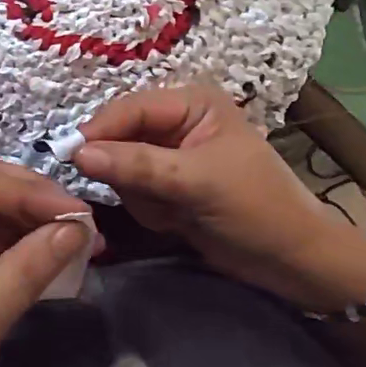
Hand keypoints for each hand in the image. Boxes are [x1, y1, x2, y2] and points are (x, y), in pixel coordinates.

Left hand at [0, 163, 99, 366]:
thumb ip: (27, 269)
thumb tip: (80, 228)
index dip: (31, 193)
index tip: (79, 212)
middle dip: (37, 201)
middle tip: (84, 220)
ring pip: (1, 216)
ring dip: (41, 223)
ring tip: (87, 237)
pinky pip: (5, 244)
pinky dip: (36, 247)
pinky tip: (67, 255)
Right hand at [71, 85, 365, 312]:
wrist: (292, 263)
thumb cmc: (257, 208)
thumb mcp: (196, 181)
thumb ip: (137, 165)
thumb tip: (78, 153)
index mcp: (192, 103)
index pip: (130, 108)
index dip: (100, 130)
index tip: (73, 156)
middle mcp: (176, 123)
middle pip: (120, 137)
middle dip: (128, 172)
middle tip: (145, 195)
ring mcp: (170, 157)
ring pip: (121, 169)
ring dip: (141, 196)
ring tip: (173, 211)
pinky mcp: (167, 187)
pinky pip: (133, 193)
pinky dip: (148, 210)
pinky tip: (176, 221)